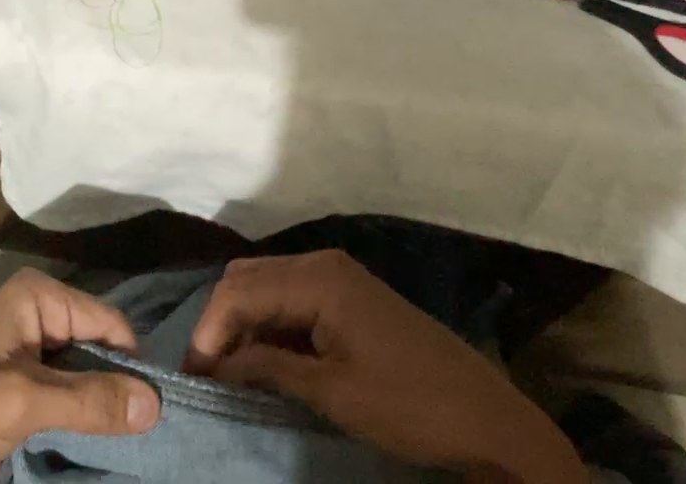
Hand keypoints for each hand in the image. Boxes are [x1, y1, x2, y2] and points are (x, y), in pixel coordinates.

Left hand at [0, 269, 160, 482]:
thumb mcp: (16, 404)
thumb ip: (85, 400)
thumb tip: (155, 403)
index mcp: (31, 299)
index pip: (106, 322)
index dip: (132, 362)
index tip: (159, 410)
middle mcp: (34, 320)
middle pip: (100, 348)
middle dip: (122, 386)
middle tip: (153, 431)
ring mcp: (28, 361)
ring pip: (87, 379)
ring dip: (107, 410)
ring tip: (138, 442)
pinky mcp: (22, 400)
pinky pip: (70, 403)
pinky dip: (88, 423)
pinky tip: (107, 445)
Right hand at [186, 252, 584, 483]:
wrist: (491, 422)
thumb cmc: (410, 406)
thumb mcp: (331, 391)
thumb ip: (266, 368)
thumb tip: (214, 364)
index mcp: (317, 278)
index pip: (238, 291)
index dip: (209, 330)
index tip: (195, 374)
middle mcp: (322, 264)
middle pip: (247, 280)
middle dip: (221, 322)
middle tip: (210, 372)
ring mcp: (339, 278)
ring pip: (266, 288)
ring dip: (244, 325)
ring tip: (232, 371)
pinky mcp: (350, 297)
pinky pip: (292, 300)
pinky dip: (271, 327)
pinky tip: (266, 361)